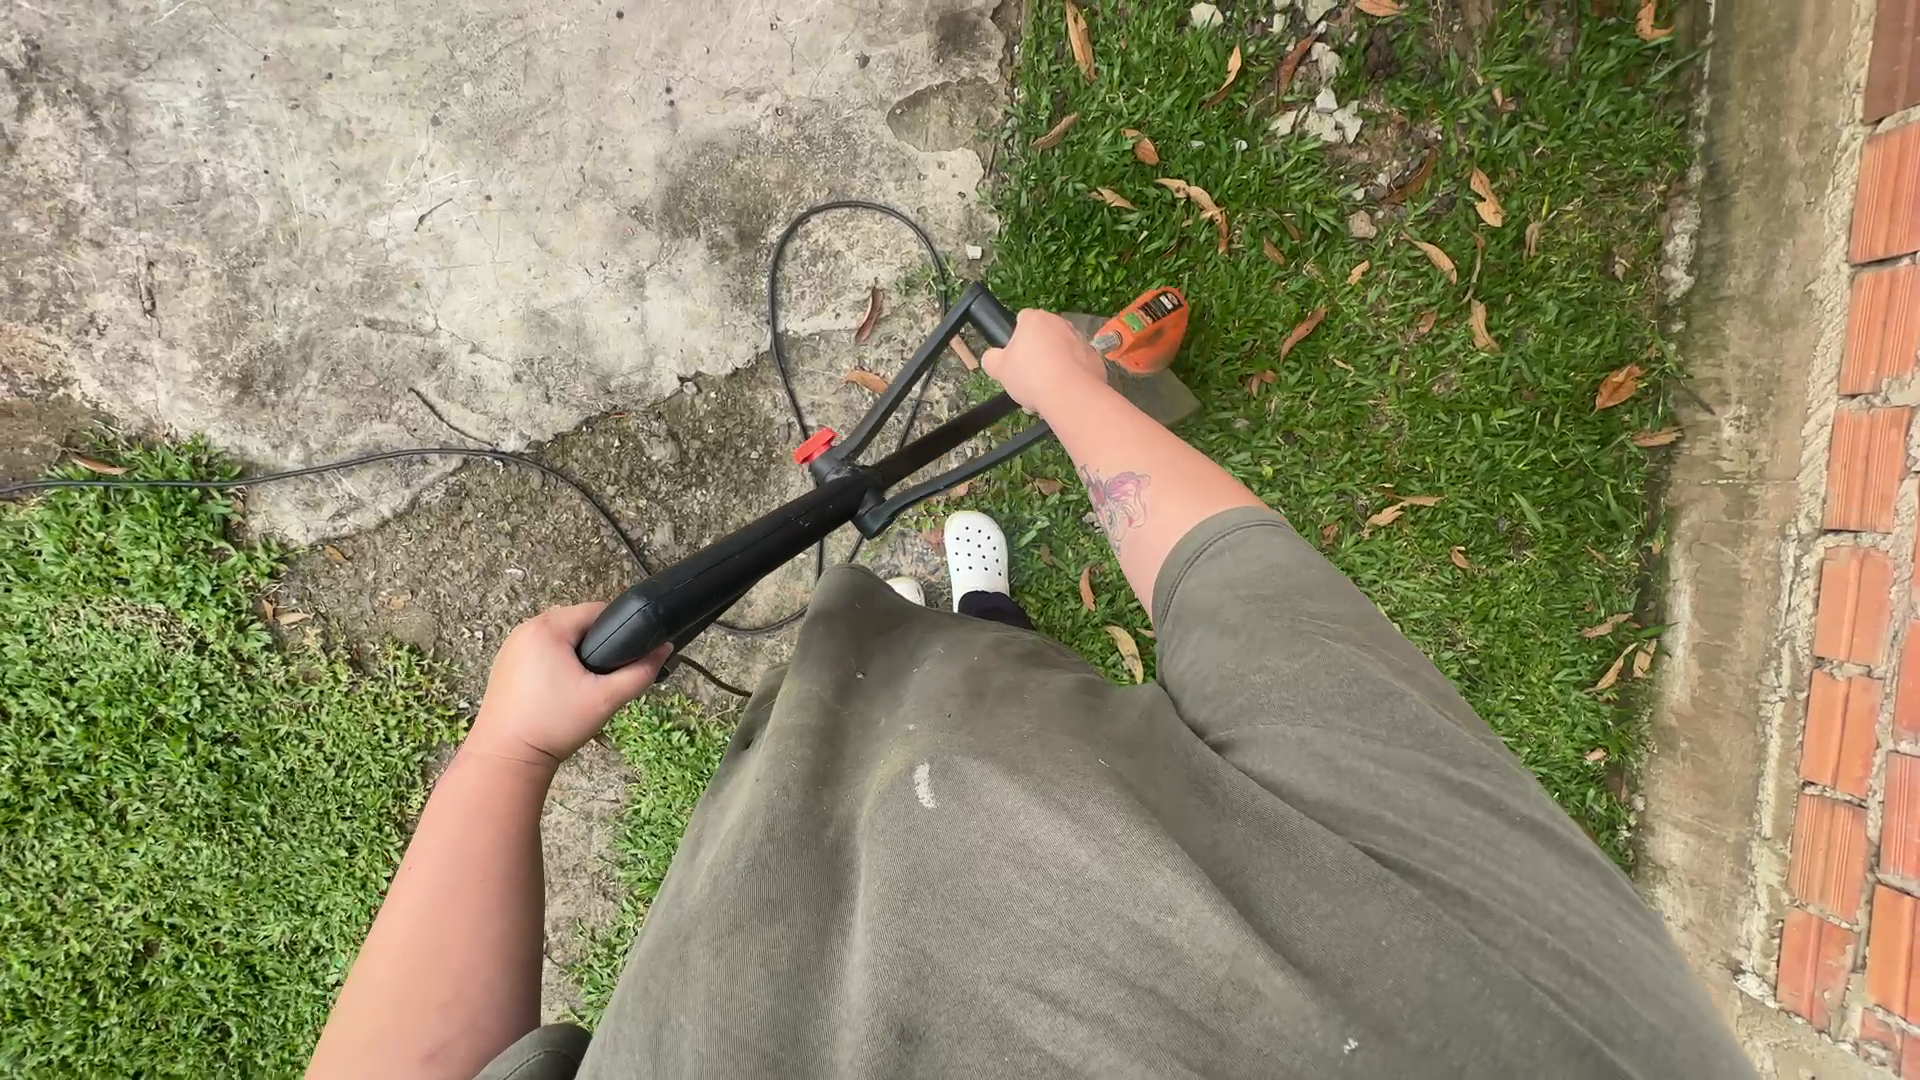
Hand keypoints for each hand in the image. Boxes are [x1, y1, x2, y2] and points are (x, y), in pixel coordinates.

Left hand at [464, 603, 671, 769]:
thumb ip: (642, 670)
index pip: (597, 611)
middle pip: (578, 623)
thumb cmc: (553, 724)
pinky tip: (564, 688)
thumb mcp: (608, 698)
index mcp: (548, 629)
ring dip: (578, 653)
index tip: (624, 656)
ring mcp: (512, 647)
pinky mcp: (506, 664)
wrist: (507, 758)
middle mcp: (525, 629)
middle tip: (606, 676)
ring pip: (561, 637)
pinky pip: (542, 650)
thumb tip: (664, 649)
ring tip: (587, 683)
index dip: (619, 630)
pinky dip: (557, 662)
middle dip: (597, 644)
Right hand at [981, 308, 1108, 413]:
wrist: (1070, 395)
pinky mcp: (1094, 357)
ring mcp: (1080, 339)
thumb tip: (993, 357)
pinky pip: (1078, 364)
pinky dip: (1071, 375)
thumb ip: (992, 359)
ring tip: (1046, 391)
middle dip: (1037, 353)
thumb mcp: (998, 369)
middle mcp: (1060, 323)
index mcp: (1035, 320)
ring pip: (1061, 350)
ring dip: (1054, 365)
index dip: (1017, 338)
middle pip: (1044, 335)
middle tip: (1029, 377)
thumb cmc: (1030, 376)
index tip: (1015, 358)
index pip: (1022, 319)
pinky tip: (1064, 392)